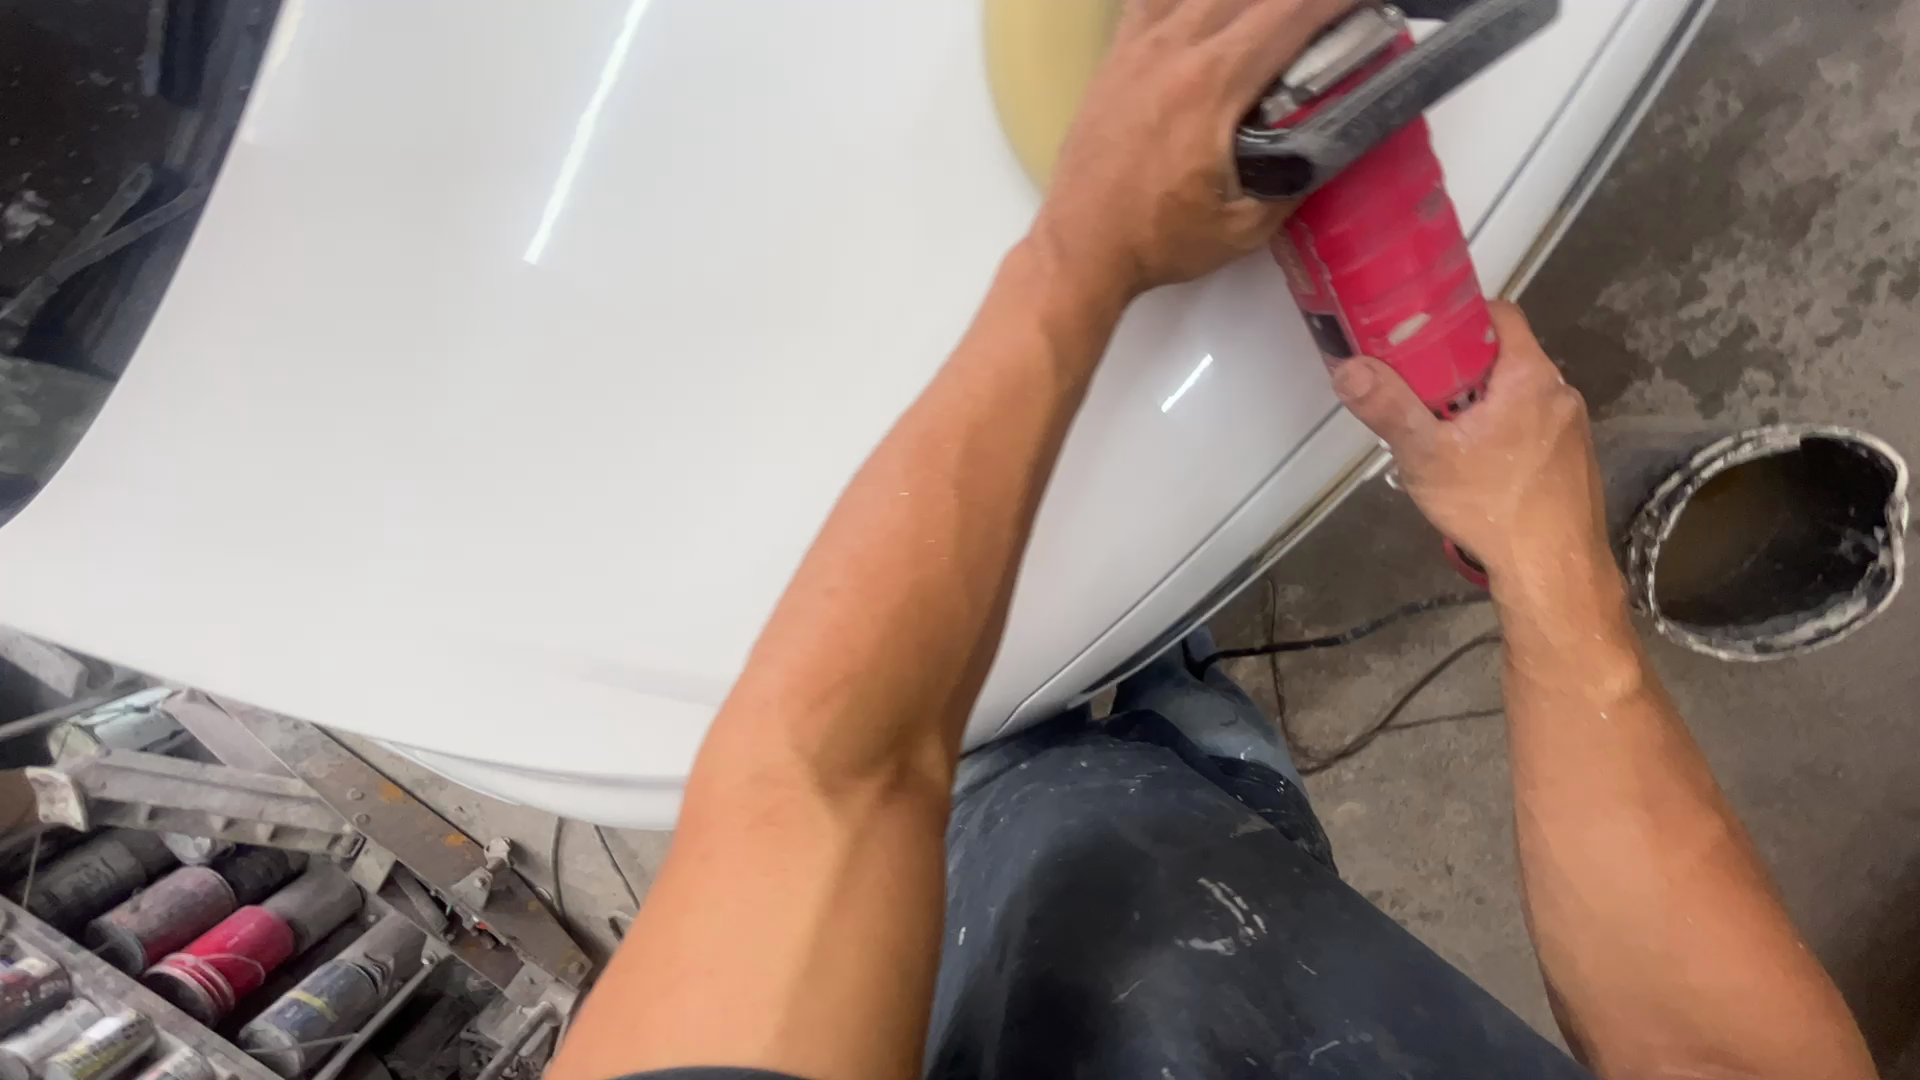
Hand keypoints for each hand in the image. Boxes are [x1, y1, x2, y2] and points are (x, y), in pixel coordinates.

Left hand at [1031, 0, 1353, 297]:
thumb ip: (1293, 183)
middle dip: (1296, 1)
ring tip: (1265, 20)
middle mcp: (1173, 48)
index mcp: (1212, 83)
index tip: (1366, 5)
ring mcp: (1136, 49)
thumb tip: (1325, 151)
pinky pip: (1150, 0)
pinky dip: (1180, 1)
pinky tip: (1199, 11)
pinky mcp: (1112, 62)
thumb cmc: (1153, 244)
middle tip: (1319, 22)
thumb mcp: (1241, 228)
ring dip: (1242, 1)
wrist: (1079, 253)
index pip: (1294, 8)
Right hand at [1333, 303, 1613, 590]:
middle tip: (1410, 390)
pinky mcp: (1568, 456)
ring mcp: (1568, 425)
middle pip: (1499, 357)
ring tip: (1433, 431)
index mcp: (1528, 376)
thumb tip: (1347, 368)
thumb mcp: (1424, 454)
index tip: (1415, 336)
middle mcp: (1557, 391)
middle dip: (1453, 368)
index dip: (1455, 318)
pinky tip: (1468, 463)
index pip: (1497, 316)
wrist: (1550, 565)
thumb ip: (1386, 408)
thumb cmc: (1490, 503)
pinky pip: (1524, 424)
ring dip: (1472, 403)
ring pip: (1510, 394)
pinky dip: (1493, 429)